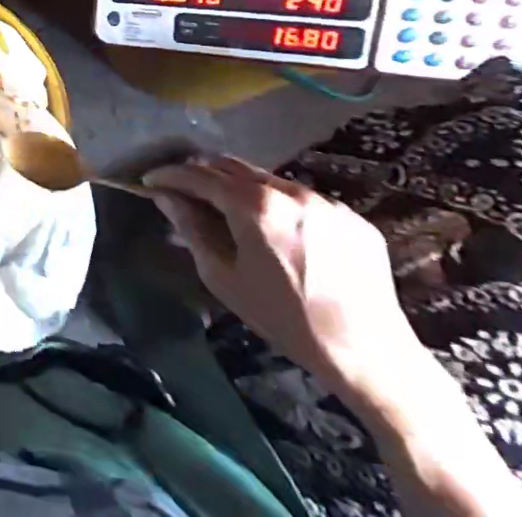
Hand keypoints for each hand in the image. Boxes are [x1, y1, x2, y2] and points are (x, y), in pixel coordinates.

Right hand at [143, 155, 422, 399]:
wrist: (371, 355)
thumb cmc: (285, 319)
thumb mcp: (224, 277)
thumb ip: (192, 229)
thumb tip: (165, 197)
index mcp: (257, 207)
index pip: (199, 176)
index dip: (169, 175)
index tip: (149, 179)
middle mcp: (292, 192)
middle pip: (232, 166)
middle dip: (201, 172)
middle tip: (180, 186)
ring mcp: (327, 202)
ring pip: (267, 178)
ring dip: (239, 185)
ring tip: (224, 206)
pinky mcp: (352, 217)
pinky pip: (302, 198)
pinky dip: (277, 203)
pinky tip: (274, 229)